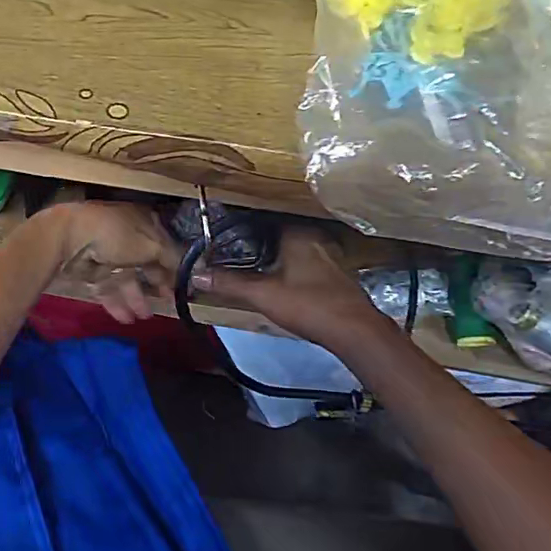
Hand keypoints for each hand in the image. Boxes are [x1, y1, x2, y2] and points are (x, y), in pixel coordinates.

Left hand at [44, 202, 178, 322]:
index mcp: (143, 223)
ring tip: (146, 317)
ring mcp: (107, 254)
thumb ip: (170, 259)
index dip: (174, 265)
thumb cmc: (116, 235)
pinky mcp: (90, 270)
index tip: (183, 284)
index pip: (163, 245)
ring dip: (137, 298)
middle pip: (146, 264)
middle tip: (168, 303)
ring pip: (126, 279)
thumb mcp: (151, 245)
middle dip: (157, 284)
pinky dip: (117, 302)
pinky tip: (127, 318)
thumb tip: (183, 269)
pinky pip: (108, 288)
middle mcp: (126, 237)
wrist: (68, 239)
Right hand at [196, 228, 389, 348]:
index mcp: (297, 232)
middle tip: (230, 253)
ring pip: (293, 250)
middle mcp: (315, 237)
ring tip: (250, 267)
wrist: (354, 331)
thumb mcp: (263, 294)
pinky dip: (290, 270)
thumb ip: (230, 283)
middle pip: (277, 235)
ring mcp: (329, 256)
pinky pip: (305, 264)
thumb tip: (196, 274)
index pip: (262, 219)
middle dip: (256, 243)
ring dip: (274, 258)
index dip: (240, 227)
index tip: (220, 235)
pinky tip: (280, 282)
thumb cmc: (309, 304)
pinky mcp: (336, 275)